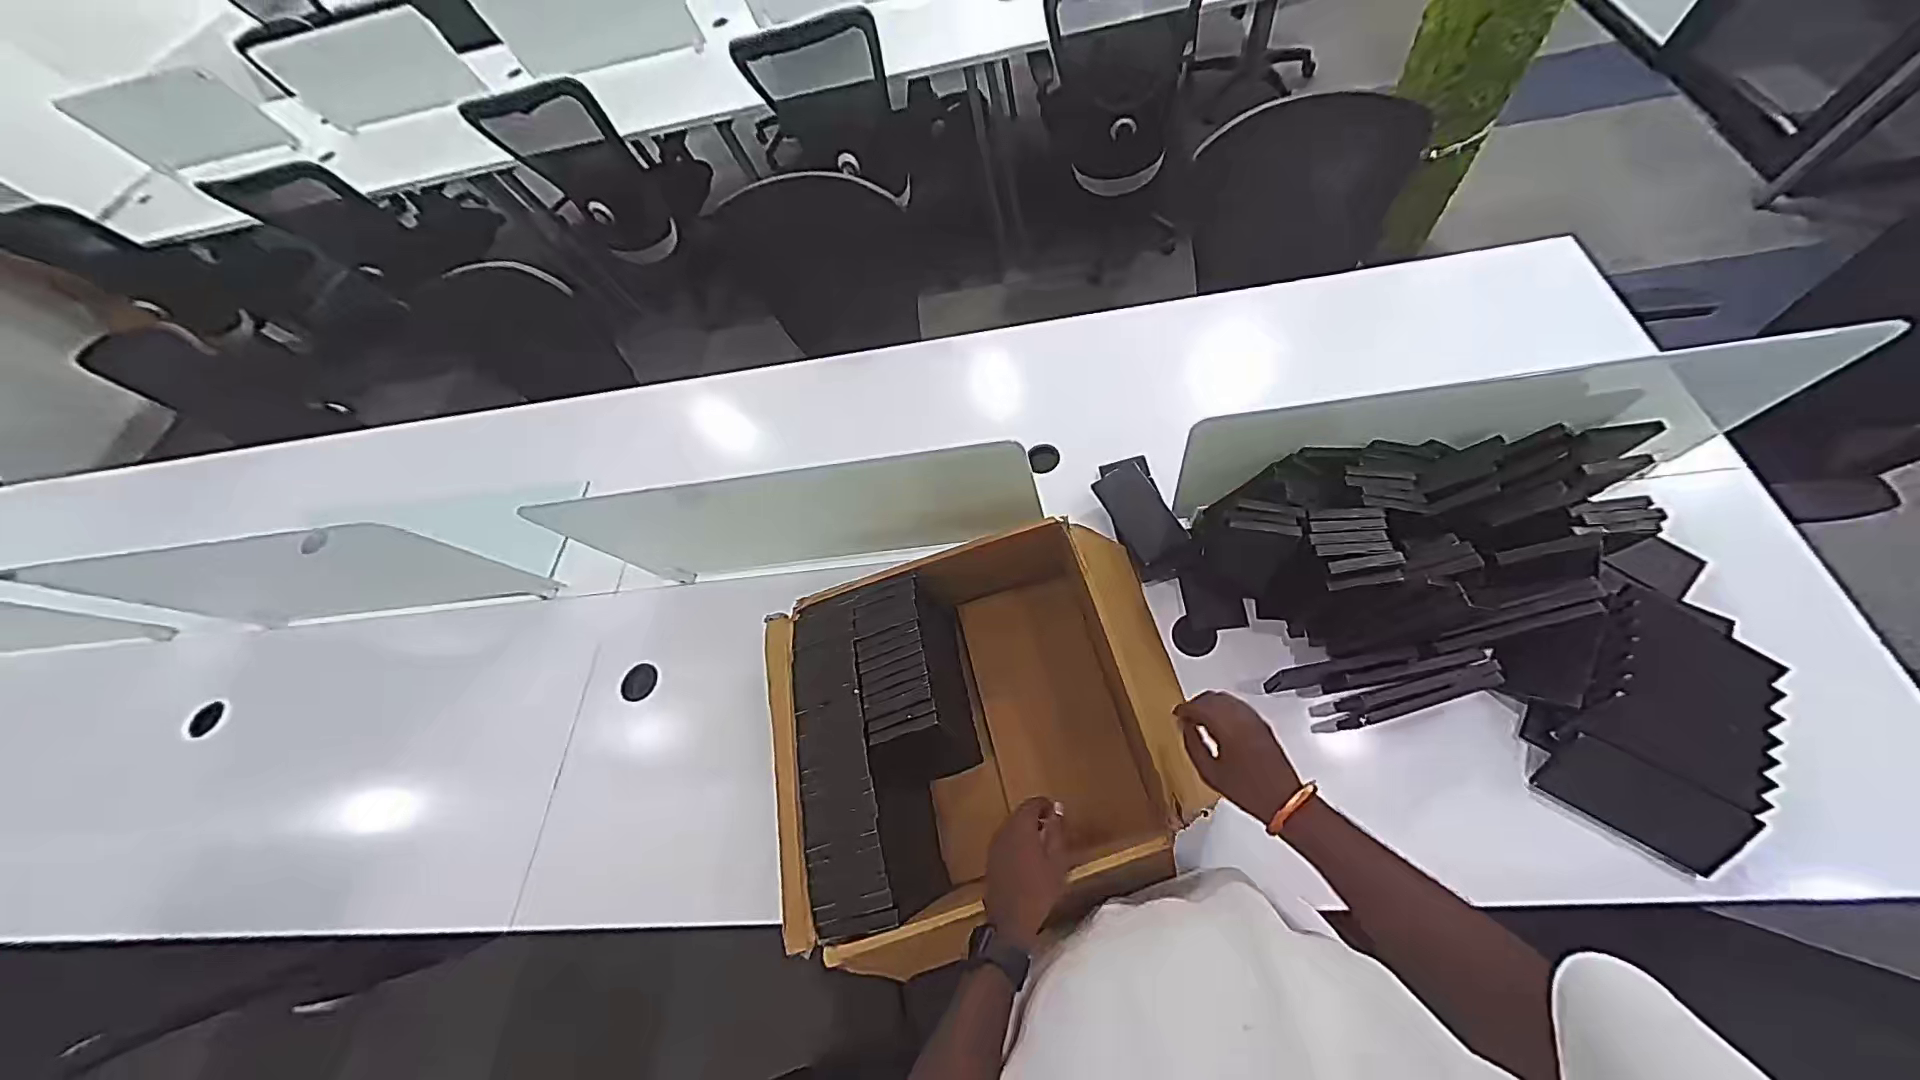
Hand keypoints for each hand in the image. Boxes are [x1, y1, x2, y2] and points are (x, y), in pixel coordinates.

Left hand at [985, 797, 1069, 947]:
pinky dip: (1017, 841)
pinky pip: (1006, 840)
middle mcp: (1004, 831)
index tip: (1057, 811)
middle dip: (1036, 816)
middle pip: (1020, 813)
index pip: (1032, 803)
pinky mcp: (991, 860)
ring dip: (1026, 829)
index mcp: (1020, 827)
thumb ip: (1056, 831)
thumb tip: (1057, 810)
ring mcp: (995, 845)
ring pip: (1012, 827)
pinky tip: (1028, 856)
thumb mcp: (1057, 862)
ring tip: (1043, 841)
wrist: (1011, 924)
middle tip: (1053, 826)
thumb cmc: (1040, 892)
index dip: (1046, 804)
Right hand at [1176, 691, 1302, 822]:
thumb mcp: (1210, 773)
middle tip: (1185, 716)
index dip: (1183, 709)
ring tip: (1199, 719)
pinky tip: (1217, 723)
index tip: (1177, 714)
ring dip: (1209, 705)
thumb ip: (1193, 745)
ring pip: (1224, 698)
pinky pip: (1237, 705)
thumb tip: (1185, 728)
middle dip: (1195, 704)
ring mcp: (1254, 718)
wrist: (1284, 800)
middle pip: (1211, 697)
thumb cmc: (1250, 791)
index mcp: (1227, 727)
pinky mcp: (1262, 723)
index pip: (1198, 706)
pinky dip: (1223, 708)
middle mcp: (1242, 717)